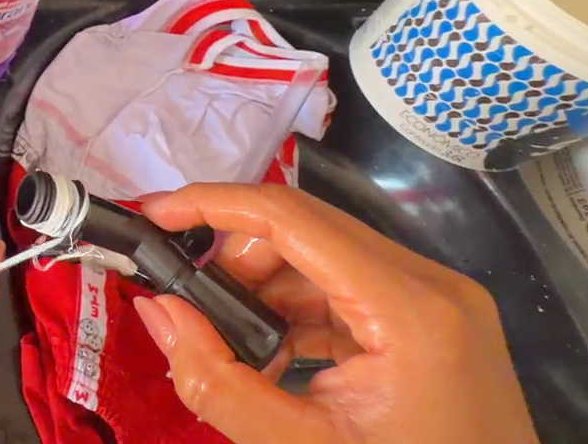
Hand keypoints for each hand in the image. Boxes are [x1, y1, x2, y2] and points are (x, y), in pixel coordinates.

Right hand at [135, 183, 537, 443]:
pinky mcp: (431, 318)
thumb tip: (156, 308)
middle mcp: (429, 283)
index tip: (152, 213)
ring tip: (236, 341)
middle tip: (192, 301)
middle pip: (301, 226)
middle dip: (232, 254)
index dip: (210, 204)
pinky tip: (274, 352)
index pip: (288, 216)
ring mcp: (435, 299)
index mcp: (408, 309)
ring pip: (315, 250)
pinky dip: (292, 304)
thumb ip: (217, 381)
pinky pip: (340, 281)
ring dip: (260, 281)